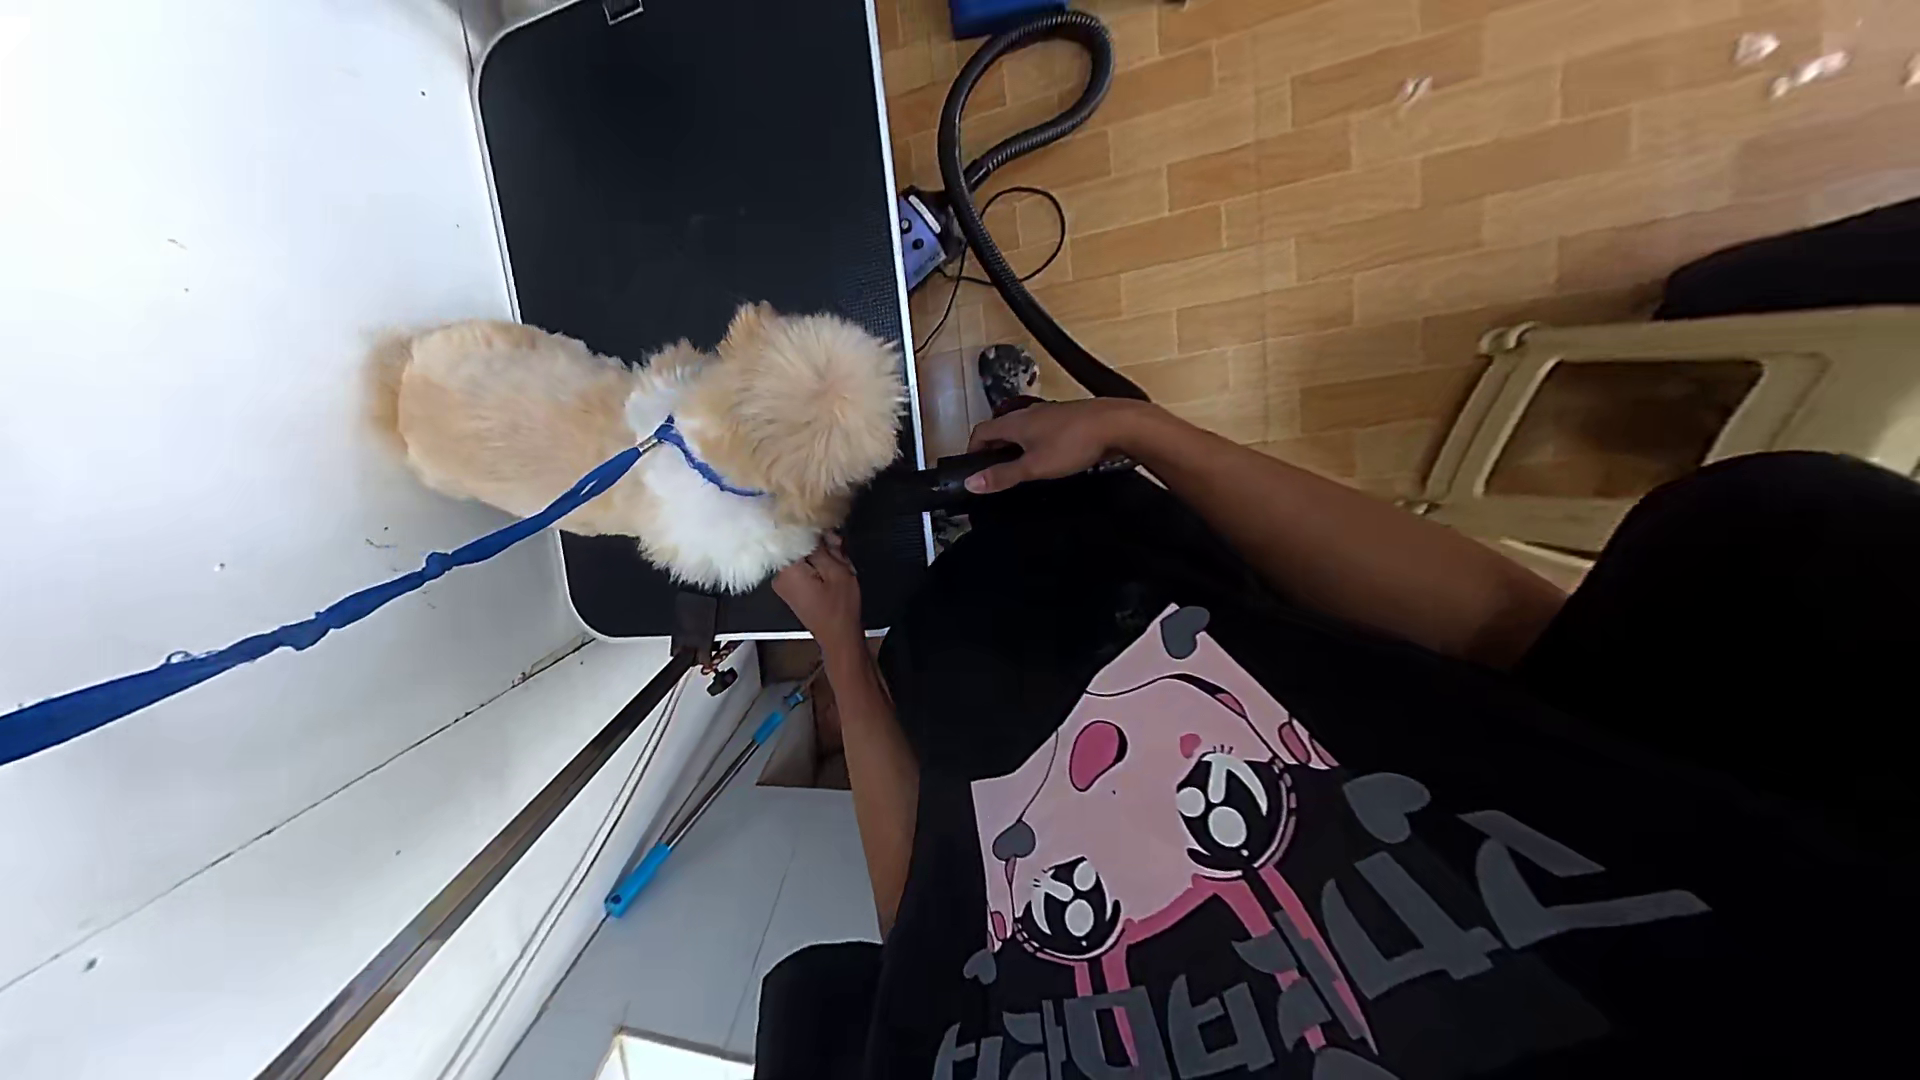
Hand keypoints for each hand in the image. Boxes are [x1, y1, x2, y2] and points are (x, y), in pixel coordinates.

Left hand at [772, 533, 863, 655]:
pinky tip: (834, 571)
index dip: (813, 529)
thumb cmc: (840, 607)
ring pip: (802, 555)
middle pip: (797, 545)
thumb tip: (814, 528)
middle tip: (840, 551)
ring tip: (841, 565)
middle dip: (820, 544)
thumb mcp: (837, 570)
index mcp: (786, 570)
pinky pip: (802, 567)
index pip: (791, 534)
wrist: (839, 637)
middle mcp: (778, 575)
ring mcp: (783, 583)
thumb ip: (823, 546)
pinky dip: (818, 565)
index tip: (830, 532)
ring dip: (822, 555)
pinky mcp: (791, 588)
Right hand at [963, 399, 1155, 493]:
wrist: (1117, 424)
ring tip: (1020, 470)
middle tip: (996, 474)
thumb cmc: (1072, 444)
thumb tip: (970, 483)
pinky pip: (1041, 431)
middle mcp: (1028, 413)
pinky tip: (1047, 459)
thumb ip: (1003, 475)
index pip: (981, 431)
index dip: (973, 449)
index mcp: (1015, 423)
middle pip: (1001, 429)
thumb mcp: (1034, 466)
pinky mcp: (1068, 418)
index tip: (973, 468)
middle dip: (994, 450)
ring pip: (1023, 430)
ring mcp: (1050, 413)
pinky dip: (1035, 444)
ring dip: (1015, 447)